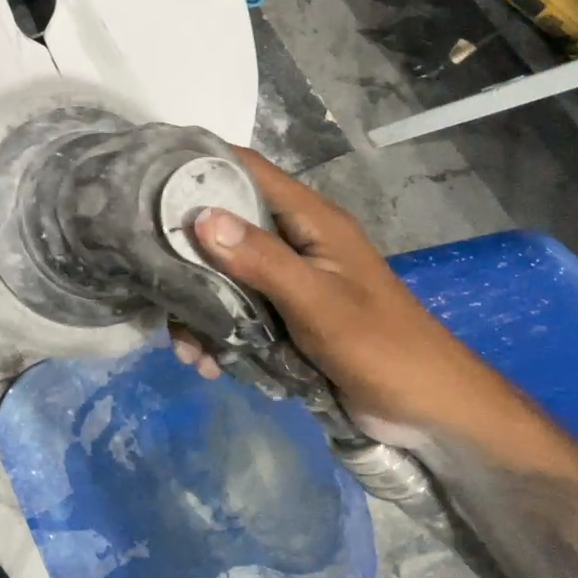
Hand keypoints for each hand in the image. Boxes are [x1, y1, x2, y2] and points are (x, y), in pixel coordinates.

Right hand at [172, 148, 513, 439]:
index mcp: (308, 221)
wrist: (434, 416)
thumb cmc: (384, 348)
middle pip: (218, 223)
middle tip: (145, 272)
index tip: (144, 172)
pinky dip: (211, 333)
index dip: (197, 161)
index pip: (245, 169)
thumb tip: (200, 216)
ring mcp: (283, 278)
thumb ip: (261, 259)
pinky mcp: (278, 314)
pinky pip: (228, 311)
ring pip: (216, 273)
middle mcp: (290, 240)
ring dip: (194, 306)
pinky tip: (207, 361)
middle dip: (180, 250)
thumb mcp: (319, 303)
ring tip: (186, 345)